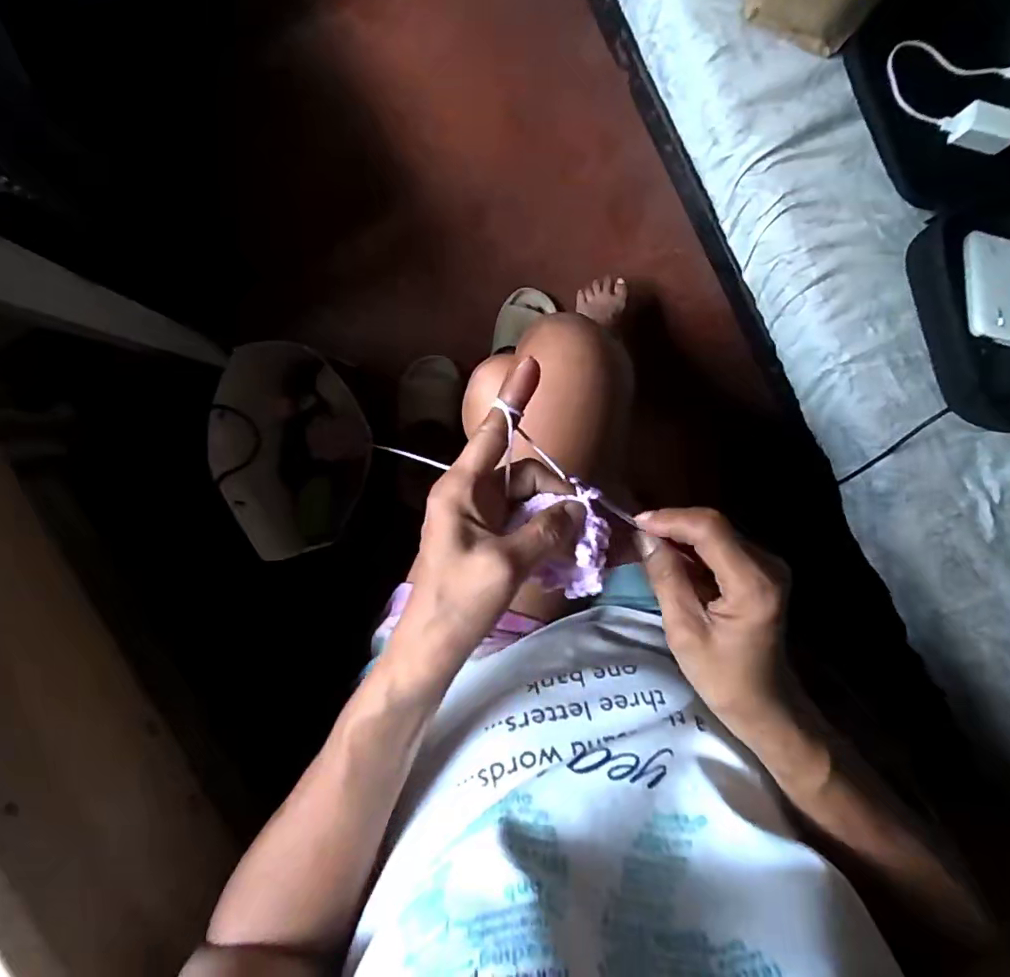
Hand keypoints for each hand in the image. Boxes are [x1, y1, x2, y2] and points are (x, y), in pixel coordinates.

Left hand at [382, 357, 584, 688]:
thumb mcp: (505, 563)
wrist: (431, 648)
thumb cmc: (458, 601)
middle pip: (523, 473)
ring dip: (553, 517)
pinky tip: (560, 557)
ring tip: (571, 548)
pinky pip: (523, 523)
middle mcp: (469, 495)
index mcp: (460, 489)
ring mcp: (479, 519)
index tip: (531, 362)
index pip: (492, 432)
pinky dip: (544, 533)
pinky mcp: (487, 540)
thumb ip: (545, 530)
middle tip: (578, 526)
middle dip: (554, 491)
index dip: (514, 398)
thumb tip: (576, 508)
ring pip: (528, 500)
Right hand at [634, 507, 793, 730]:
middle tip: (637, 533)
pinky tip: (671, 556)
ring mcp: (769, 566)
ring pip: (718, 532)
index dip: (670, 519)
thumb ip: (666, 579)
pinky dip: (695, 546)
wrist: (768, 704)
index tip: (636, 523)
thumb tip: (645, 538)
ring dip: (682, 533)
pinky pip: (724, 545)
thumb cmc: (724, 678)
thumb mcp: (684, 632)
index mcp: (752, 583)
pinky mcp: (763, 571)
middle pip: (715, 526)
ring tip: (648, 543)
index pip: (709, 529)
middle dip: (673, 524)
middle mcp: (768, 565)